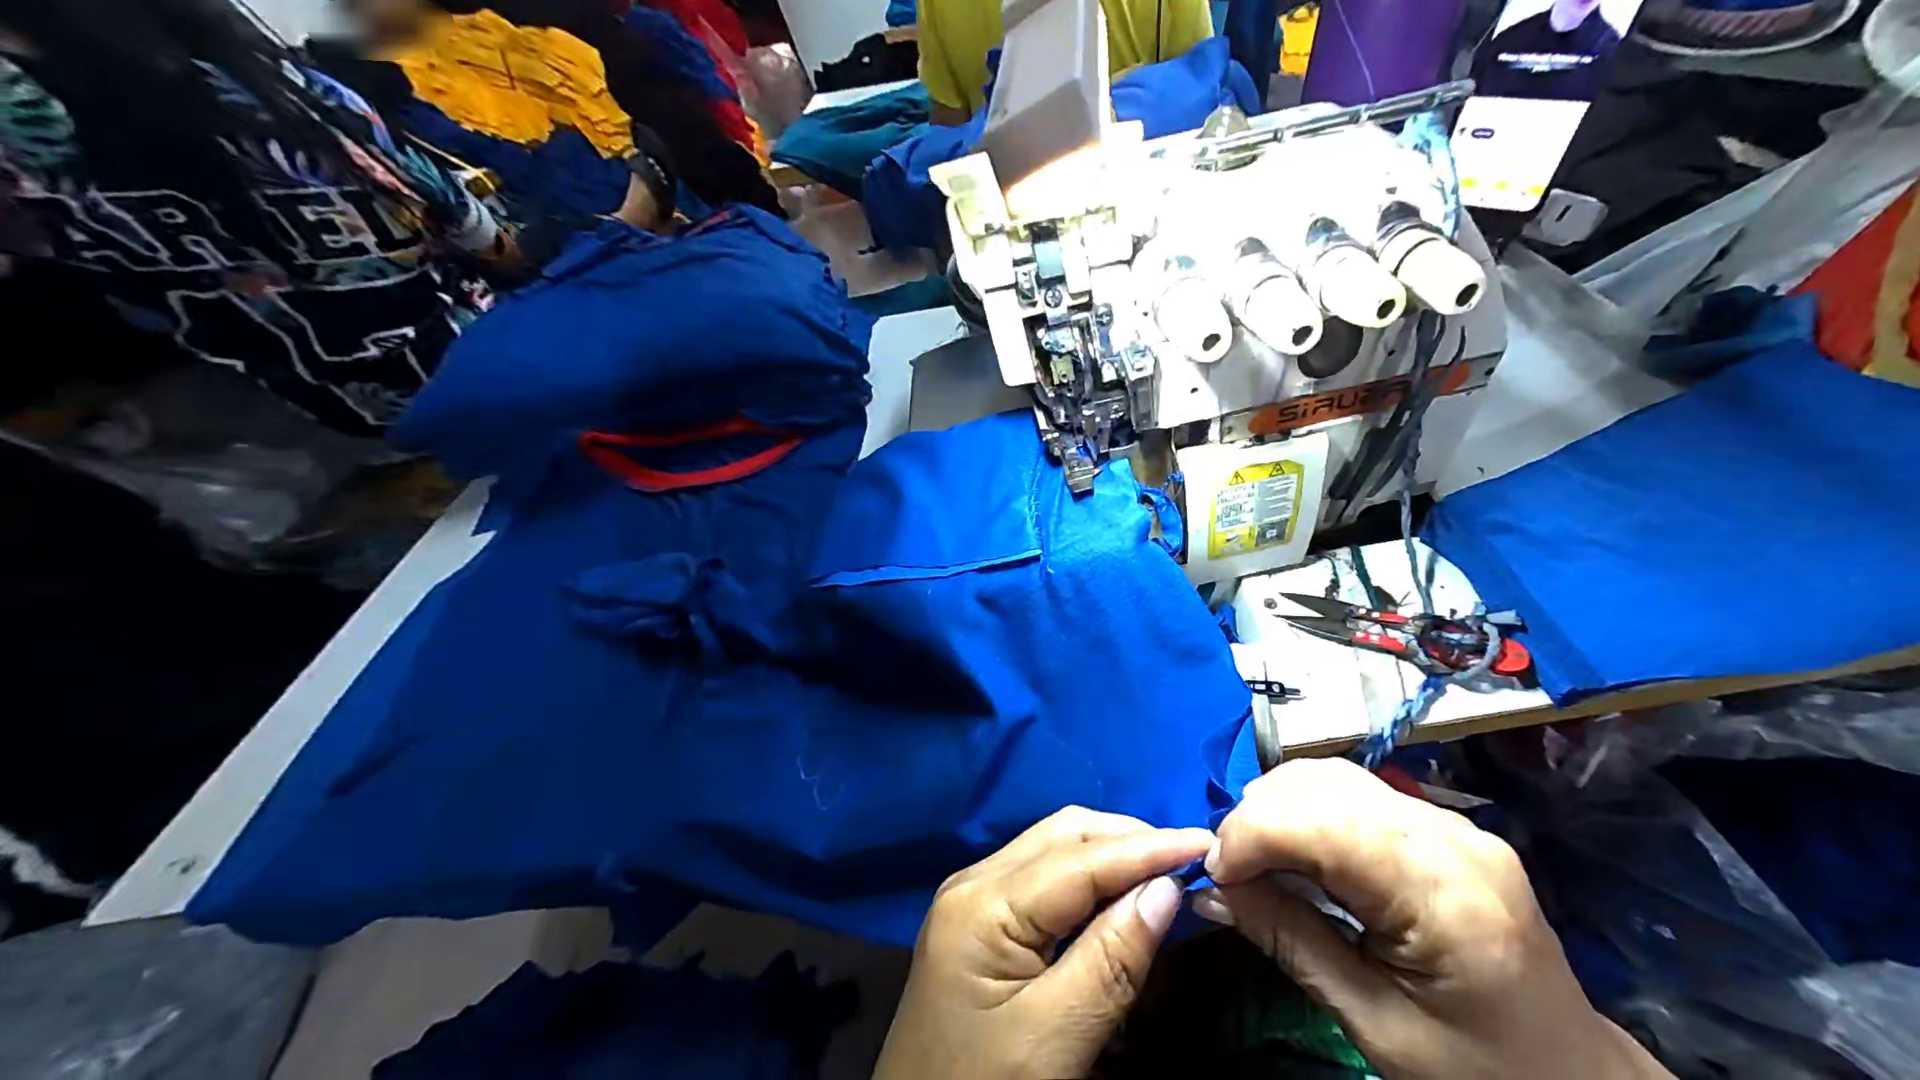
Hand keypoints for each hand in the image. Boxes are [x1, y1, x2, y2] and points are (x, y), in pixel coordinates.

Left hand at [873, 807, 1213, 1079]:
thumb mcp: (1053, 1039)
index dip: (1146, 847)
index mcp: (982, 904)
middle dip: (1128, 840)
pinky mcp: (978, 918)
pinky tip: (1115, 892)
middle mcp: (973, 881)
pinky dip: (1086, 875)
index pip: (1079, 859)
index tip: (1206, 841)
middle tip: (1189, 859)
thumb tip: (1166, 887)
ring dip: (1109, 852)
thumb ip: (1111, 959)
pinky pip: (1041, 874)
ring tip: (1163, 870)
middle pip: (1063, 836)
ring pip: (1053, 847)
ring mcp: (972, 896)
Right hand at [1195, 758, 1671, 1079]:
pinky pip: (1351, 791)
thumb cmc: (1479, 1072)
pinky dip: (1305, 811)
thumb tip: (1211, 888)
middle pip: (1321, 785)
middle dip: (1257, 819)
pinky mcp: (1441, 823)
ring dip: (1277, 810)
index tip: (1215, 875)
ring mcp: (1451, 823)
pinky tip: (1297, 853)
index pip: (1323, 822)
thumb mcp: (1374, 1024)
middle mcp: (1452, 838)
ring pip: (1330, 777)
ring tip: (1259, 864)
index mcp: (1448, 896)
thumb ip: (1288, 942)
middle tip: (1232, 874)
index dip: (1251, 834)